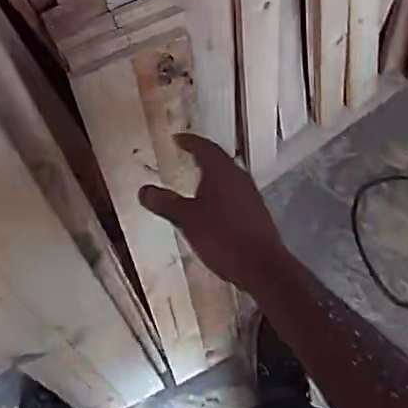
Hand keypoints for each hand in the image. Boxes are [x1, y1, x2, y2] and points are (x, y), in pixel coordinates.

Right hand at [138, 133, 291, 296]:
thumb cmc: (222, 237)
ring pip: (228, 174)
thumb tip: (144, 191)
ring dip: (212, 172)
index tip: (177, 139)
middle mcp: (238, 176)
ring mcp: (250, 193)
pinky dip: (221, 190)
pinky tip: (214, 205)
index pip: (203, 146)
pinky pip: (235, 190)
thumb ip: (165, 203)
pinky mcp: (257, 211)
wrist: (262, 268)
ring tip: (197, 178)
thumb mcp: (186, 219)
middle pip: (218, 157)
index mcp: (220, 170)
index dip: (188, 141)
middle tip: (187, 153)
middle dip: (201, 154)